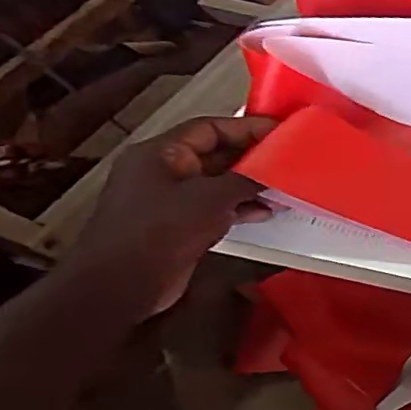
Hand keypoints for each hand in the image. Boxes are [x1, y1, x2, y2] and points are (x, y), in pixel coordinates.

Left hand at [59, 116, 276, 316]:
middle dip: (252, 156)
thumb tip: (271, 174)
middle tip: (288, 158)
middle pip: (215, 154)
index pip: (209, 128)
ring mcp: (169, 199)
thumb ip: (245, 181)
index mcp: (160, 153)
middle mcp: (163, 171)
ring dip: (250, 184)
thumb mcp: (210, 199)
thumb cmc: (159, 231)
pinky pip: (215, 206)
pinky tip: (265, 211)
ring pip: (218, 182)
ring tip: (283, 185)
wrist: (122, 283)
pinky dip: (240, 206)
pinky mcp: (178, 224)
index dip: (246, 127)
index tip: (280, 131)